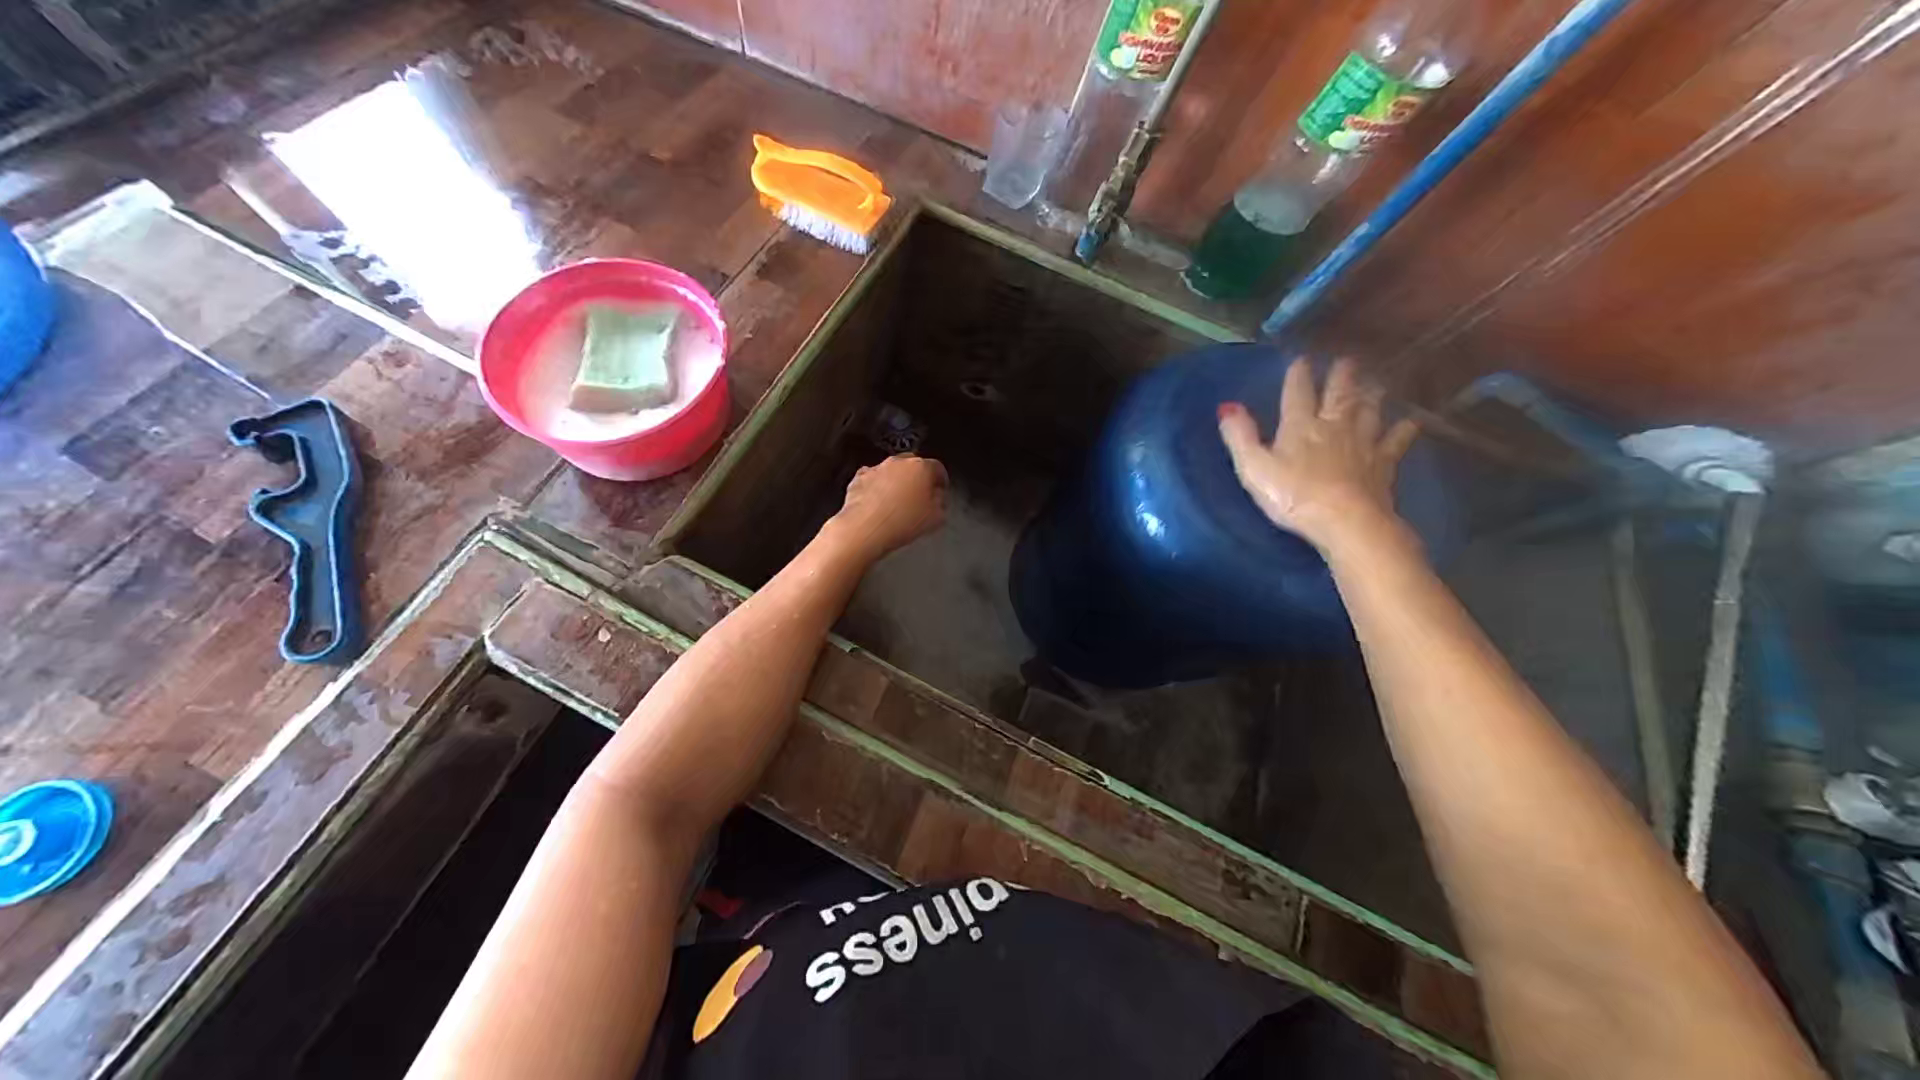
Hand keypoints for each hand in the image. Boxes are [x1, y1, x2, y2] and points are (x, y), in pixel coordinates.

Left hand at [824, 454, 947, 560]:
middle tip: (919, 498)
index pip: (937, 468)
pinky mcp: (859, 478)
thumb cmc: (901, 522)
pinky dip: (876, 488)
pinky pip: (873, 480)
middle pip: (913, 466)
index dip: (941, 480)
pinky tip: (878, 505)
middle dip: (918, 479)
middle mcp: (899, 463)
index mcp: (922, 468)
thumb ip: (941, 502)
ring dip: (896, 483)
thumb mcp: (936, 518)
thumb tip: (938, 499)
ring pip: (892, 472)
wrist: (866, 528)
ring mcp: (877, 468)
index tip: (941, 489)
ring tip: (896, 505)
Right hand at [1218, 357, 1418, 554]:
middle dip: (1341, 375)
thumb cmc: (1293, 496)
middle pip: (1339, 394)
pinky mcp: (1383, 464)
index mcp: (1300, 426)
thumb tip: (1227, 406)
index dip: (1299, 374)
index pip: (1298, 392)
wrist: (1345, 521)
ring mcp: (1363, 443)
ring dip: (1370, 395)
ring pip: (1368, 411)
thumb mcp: (1254, 467)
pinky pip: (1396, 441)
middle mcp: (1334, 425)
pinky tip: (1410, 423)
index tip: (1301, 359)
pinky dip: (1403, 430)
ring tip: (1374, 383)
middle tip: (1347, 360)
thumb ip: (1240, 436)